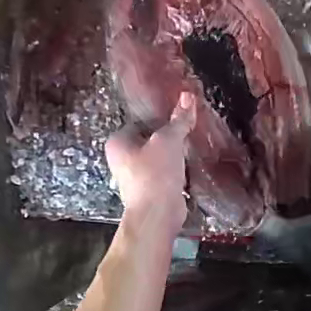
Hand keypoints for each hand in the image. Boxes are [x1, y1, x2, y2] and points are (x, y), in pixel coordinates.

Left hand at [106, 92, 194, 229]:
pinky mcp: (150, 191)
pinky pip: (165, 173)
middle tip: (189, 130)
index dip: (161, 118)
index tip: (181, 116)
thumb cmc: (155, 174)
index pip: (141, 121)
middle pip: (150, 140)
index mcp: (118, 142)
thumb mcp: (169, 140)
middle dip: (169, 137)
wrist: (157, 215)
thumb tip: (187, 95)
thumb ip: (179, 119)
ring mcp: (135, 177)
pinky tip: (191, 165)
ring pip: (158, 157)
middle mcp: (122, 159)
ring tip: (192, 146)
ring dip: (174, 154)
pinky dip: (177, 170)